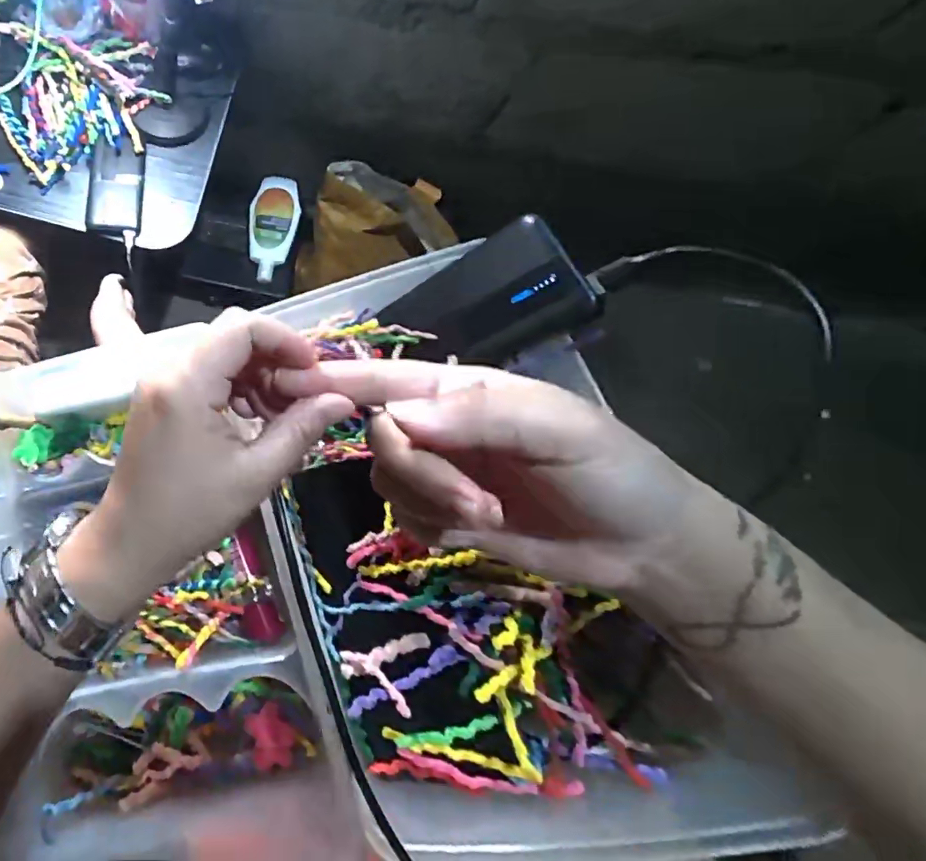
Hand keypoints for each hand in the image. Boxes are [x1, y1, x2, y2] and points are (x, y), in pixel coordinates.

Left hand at [58, 311, 354, 619]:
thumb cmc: (192, 512)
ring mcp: (157, 378)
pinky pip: (202, 369)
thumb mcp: (256, 473)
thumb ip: (300, 427)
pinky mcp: (157, 393)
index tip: (314, 373)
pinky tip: (251, 415)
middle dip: (273, 360)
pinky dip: (232, 383)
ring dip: (255, 373)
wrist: (131, 540)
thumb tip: (340, 398)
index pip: (243, 327)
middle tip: (301, 400)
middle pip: (231, 335)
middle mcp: (166, 367)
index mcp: (186, 380)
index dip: (286, 341)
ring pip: (219, 350)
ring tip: (279, 414)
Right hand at [275, 360, 716, 595]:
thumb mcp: (557, 428)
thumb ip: (478, 415)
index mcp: (455, 389)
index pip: (382, 376)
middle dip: (420, 472)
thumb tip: (398, 416)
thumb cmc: (609, 470)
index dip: (332, 377)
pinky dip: (431, 526)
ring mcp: (435, 471)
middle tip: (474, 503)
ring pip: (386, 478)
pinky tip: (474, 529)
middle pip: (381, 436)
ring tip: (487, 515)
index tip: (283, 380)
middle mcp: (435, 425)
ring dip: (430, 502)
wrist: (642, 549)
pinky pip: (402, 515)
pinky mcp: (439, 514)